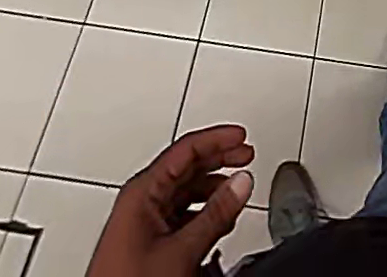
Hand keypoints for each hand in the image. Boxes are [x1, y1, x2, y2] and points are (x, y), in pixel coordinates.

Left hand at [87, 125, 255, 276]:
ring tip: (237, 187)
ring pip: (185, 191)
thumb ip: (214, 214)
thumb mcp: (180, 251)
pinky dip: (203, 211)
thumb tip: (241, 182)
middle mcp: (141, 201)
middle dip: (219, 158)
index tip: (241, 136)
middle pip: (186, 166)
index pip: (186, 149)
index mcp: (143, 191)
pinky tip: (219, 219)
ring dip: (213, 187)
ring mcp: (143, 222)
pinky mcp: (147, 243)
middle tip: (245, 154)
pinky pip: (181, 214)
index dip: (217, 139)